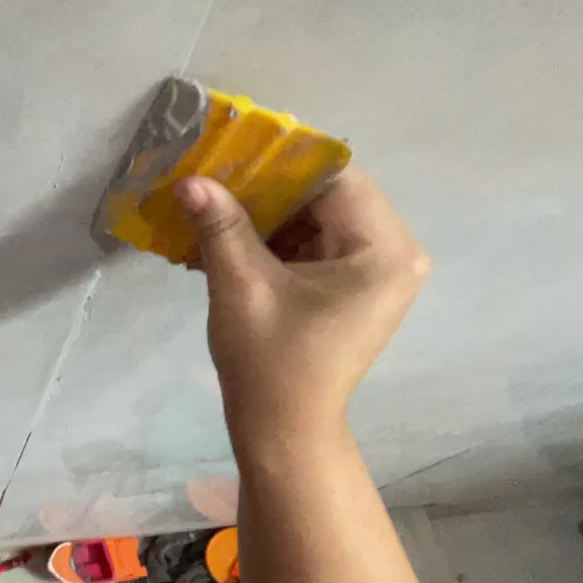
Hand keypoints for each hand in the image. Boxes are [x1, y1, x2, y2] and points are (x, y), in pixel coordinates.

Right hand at [174, 167, 429, 442]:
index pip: (335, 178)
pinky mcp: (350, 290)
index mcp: (384, 250)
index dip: (280, 163)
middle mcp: (393, 254)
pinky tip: (223, 246)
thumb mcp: (241, 287)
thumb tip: (190, 179)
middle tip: (211, 185)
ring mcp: (373, 273)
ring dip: (262, 218)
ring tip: (208, 216)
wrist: (282, 428)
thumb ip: (220, 227)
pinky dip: (269, 244)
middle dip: (265, 192)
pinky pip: (310, 248)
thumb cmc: (269, 361)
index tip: (228, 154)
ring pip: (313, 221)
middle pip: (326, 198)